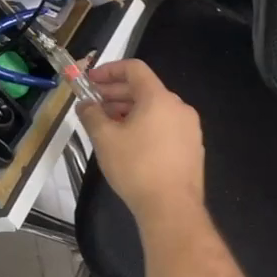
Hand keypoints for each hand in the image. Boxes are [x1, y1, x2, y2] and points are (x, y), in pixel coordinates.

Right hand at [75, 60, 204, 227]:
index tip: (90, 81)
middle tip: (92, 104)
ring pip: (154, 108)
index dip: (109, 70)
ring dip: (127, 110)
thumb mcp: (104, 137)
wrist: (172, 208)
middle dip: (114, 93)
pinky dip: (143, 124)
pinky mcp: (191, 147)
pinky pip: (163, 125)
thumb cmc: (135, 166)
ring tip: (106, 125)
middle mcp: (179, 108)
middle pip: (144, 88)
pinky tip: (127, 142)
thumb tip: (85, 104)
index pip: (134, 69)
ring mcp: (189, 129)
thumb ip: (91, 114)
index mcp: (159, 99)